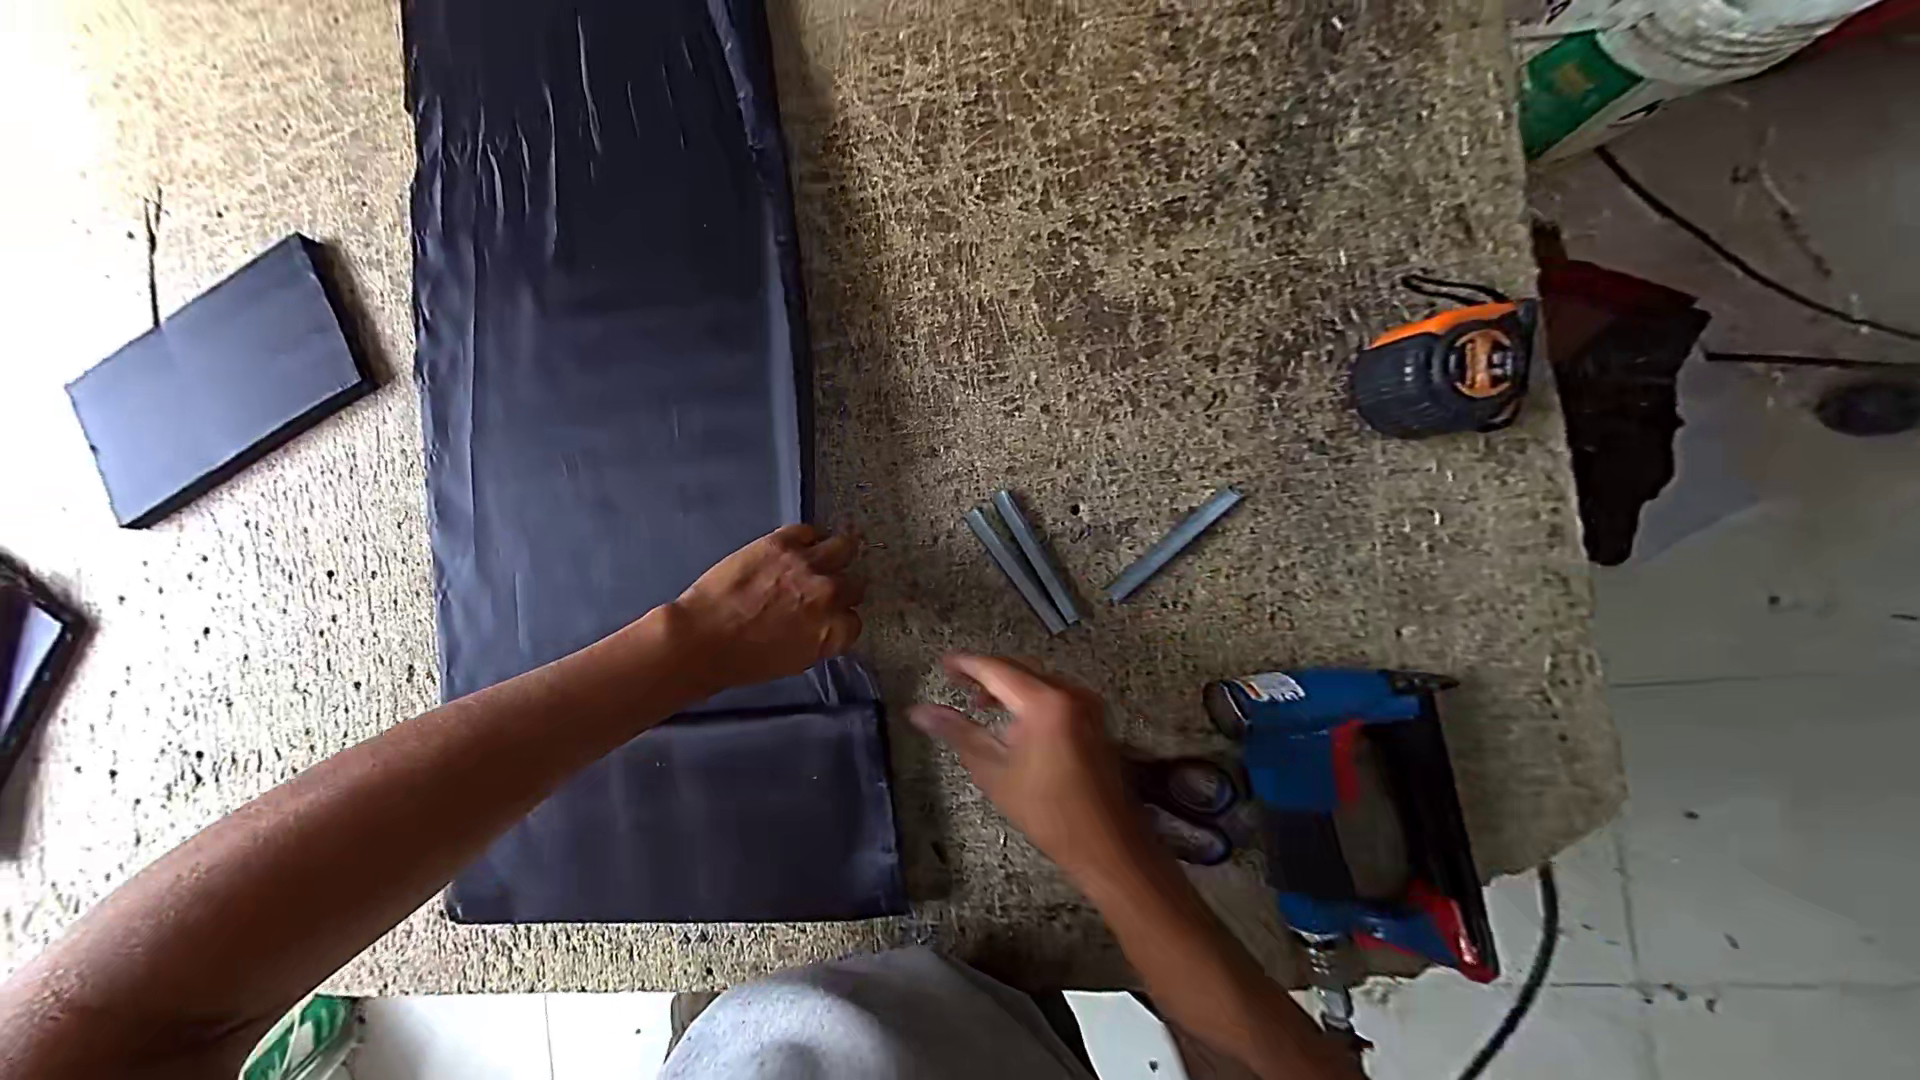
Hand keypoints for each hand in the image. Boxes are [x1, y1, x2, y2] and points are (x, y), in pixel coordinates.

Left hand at [660, 525, 864, 696]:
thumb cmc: (745, 660)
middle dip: (843, 587)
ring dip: (838, 554)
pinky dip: (807, 539)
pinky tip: (798, 548)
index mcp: (833, 630)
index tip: (831, 617)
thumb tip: (827, 625)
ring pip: (844, 547)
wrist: (702, 638)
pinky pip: (809, 531)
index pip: (855, 620)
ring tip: (826, 557)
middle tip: (826, 589)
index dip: (842, 618)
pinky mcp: (783, 542)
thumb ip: (822, 639)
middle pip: (856, 583)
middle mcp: (828, 594)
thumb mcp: (797, 661)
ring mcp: (807, 564)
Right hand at [909, 654, 1147, 878]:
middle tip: (956, 681)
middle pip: (1019, 670)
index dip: (966, 664)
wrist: (1106, 844)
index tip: (943, 662)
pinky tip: (1014, 720)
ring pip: (1038, 681)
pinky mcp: (1095, 719)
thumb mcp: (992, 770)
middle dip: (986, 674)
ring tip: (979, 704)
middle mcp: (1070, 692)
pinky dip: (1030, 699)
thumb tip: (919, 711)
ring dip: (1008, 687)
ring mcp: (1087, 705)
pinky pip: (1055, 695)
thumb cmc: (1047, 811)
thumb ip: (956, 732)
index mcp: (1044, 701)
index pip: (996, 670)